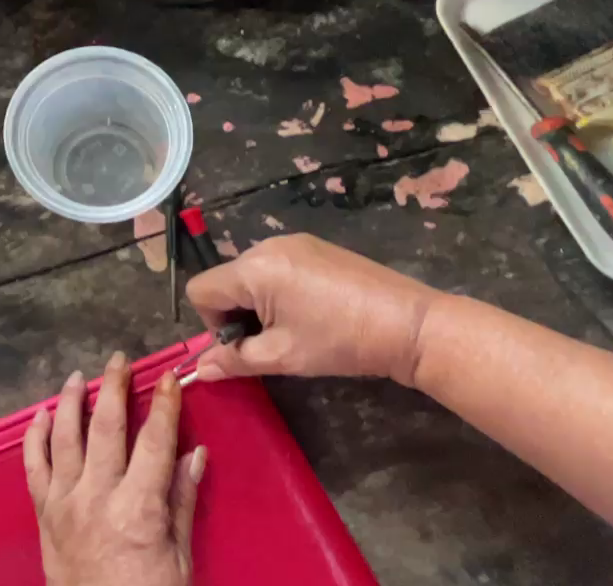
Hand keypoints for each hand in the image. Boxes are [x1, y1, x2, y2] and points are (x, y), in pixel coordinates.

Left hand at [22, 353, 205, 585]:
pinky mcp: (43, 513)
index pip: (154, 442)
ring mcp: (64, 502)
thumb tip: (194, 453)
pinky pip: (34, 465)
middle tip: (120, 360)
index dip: (164, 406)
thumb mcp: (180, 561)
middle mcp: (97, 496)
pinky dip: (36, 436)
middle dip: (115, 387)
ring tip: (80, 376)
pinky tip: (43, 415)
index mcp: (138, 509)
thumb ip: (181, 502)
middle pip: (106, 427)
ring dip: (72, 401)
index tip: (169, 377)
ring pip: (65, 436)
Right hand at [187, 233, 440, 386]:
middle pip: (226, 280)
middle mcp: (265, 246)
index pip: (201, 290)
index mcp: (253, 269)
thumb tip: (199, 371)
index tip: (246, 344)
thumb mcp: (284, 357)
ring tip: (297, 325)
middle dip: (238, 312)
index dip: (213, 322)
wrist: (413, 326)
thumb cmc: (343, 342)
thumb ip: (236, 360)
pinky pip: (275, 264)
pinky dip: (279, 287)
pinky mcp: (313, 245)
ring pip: (250, 272)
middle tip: (274, 339)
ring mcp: (291, 242)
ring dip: (259, 300)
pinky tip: (313, 308)